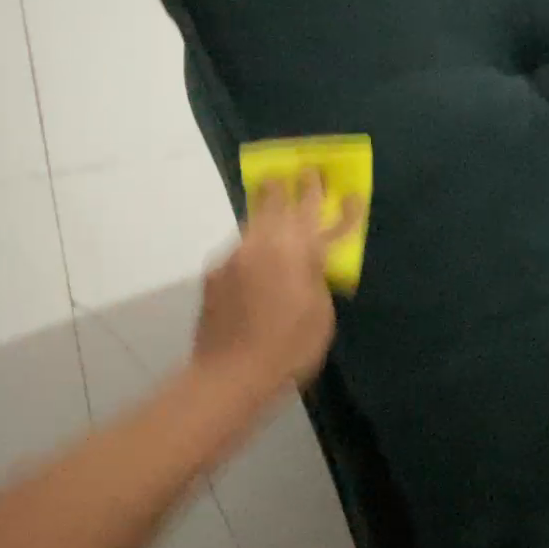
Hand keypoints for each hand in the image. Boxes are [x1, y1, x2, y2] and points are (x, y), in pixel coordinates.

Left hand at [195, 170, 365, 391]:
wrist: (230, 376)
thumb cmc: (290, 346)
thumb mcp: (321, 311)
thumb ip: (317, 276)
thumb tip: (312, 261)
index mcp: (296, 249)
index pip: (314, 209)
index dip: (326, 193)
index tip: (334, 178)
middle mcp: (263, 243)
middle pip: (275, 201)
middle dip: (288, 185)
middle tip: (296, 172)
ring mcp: (234, 256)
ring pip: (254, 223)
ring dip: (267, 215)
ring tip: (274, 209)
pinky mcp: (214, 274)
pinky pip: (240, 249)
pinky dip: (252, 248)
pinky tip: (256, 263)